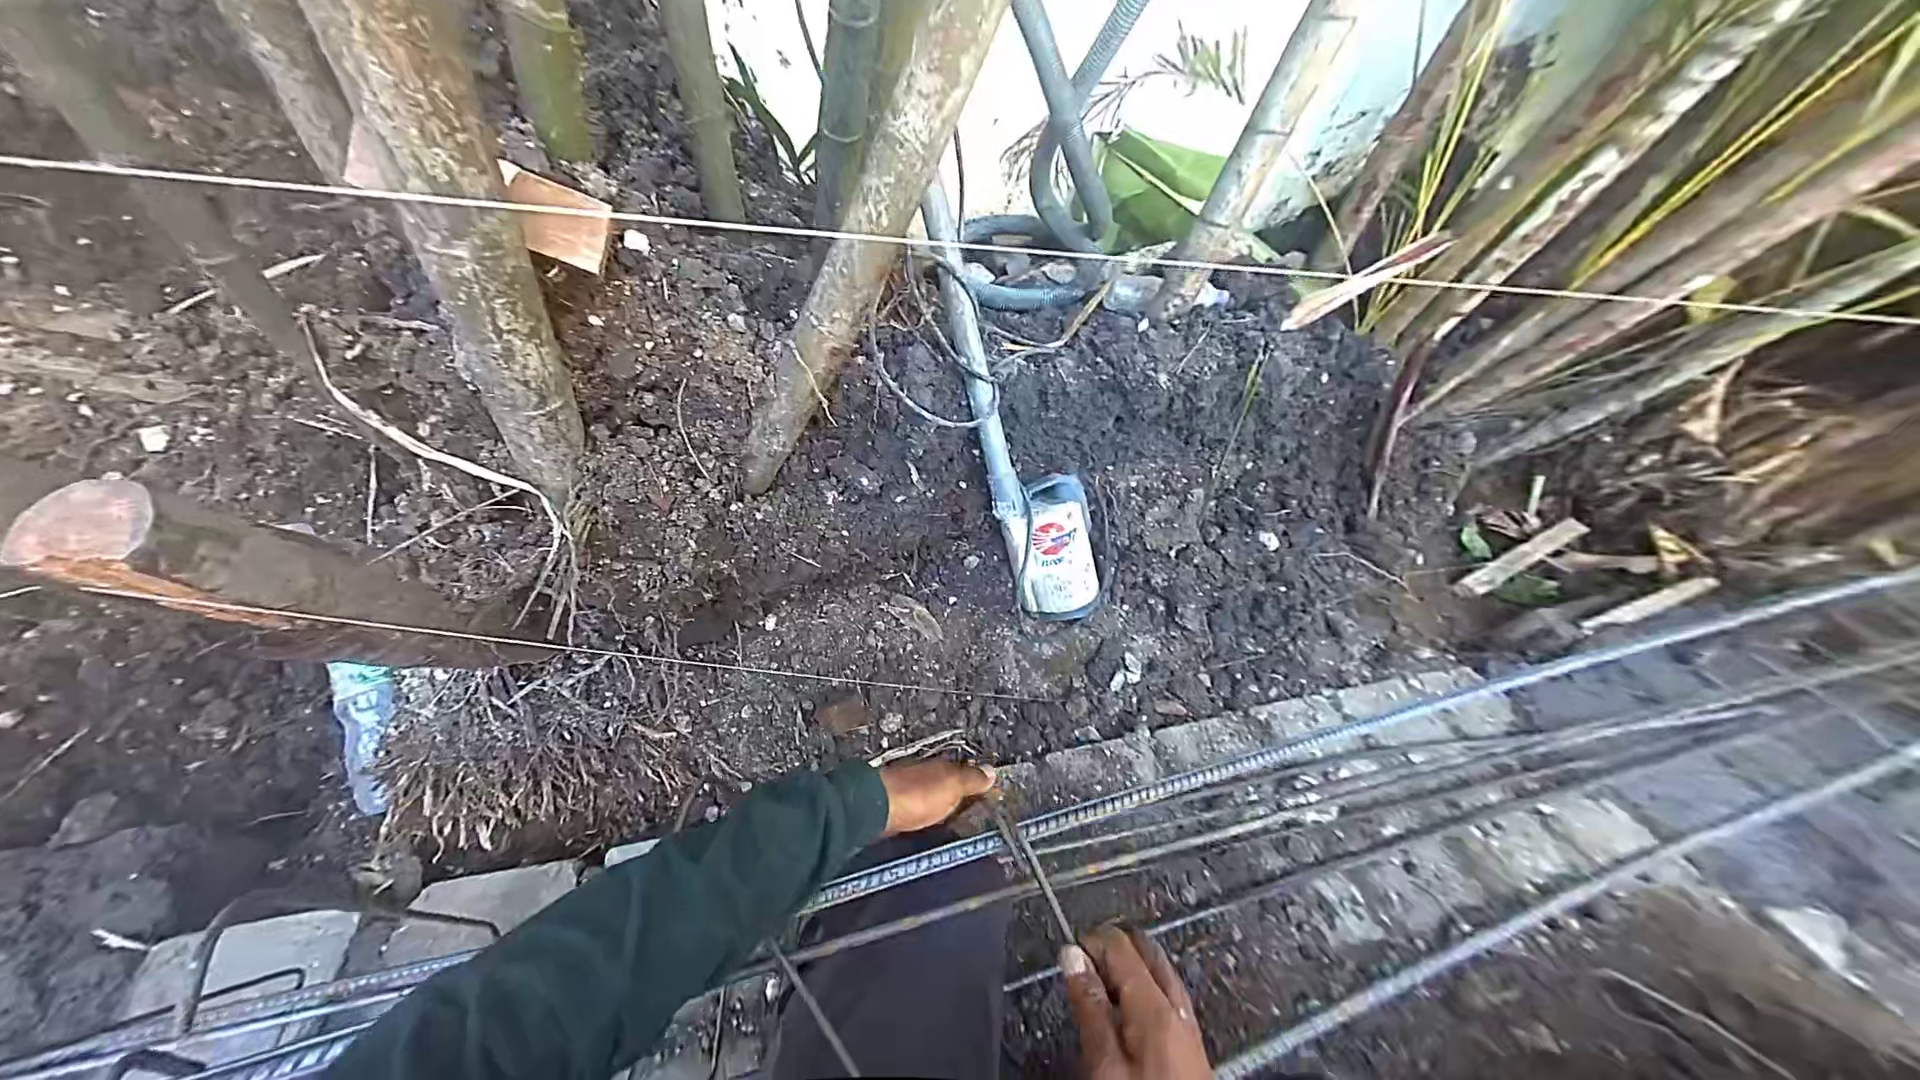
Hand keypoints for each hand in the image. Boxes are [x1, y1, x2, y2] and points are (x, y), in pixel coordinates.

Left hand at [877, 760, 995, 834]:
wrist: (876, 807)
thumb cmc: (915, 795)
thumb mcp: (952, 786)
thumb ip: (971, 779)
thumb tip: (991, 771)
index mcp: (944, 767)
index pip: (968, 771)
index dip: (979, 782)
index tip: (991, 794)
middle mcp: (928, 773)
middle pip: (951, 781)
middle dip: (963, 791)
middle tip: (976, 806)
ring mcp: (912, 788)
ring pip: (935, 793)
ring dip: (945, 802)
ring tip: (957, 815)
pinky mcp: (898, 804)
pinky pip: (921, 805)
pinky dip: (929, 810)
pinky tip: (931, 819)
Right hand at [1062, 924, 1211, 1079]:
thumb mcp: (1105, 1066)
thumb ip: (1090, 1008)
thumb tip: (1073, 956)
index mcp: (1155, 1007)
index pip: (1120, 946)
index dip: (1090, 943)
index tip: (1068, 958)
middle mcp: (1177, 1008)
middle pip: (1145, 952)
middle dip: (1112, 948)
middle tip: (1081, 964)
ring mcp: (1188, 1027)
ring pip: (1159, 973)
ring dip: (1129, 967)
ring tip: (1099, 981)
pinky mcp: (1192, 1048)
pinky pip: (1167, 996)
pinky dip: (1143, 988)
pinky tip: (1128, 1010)